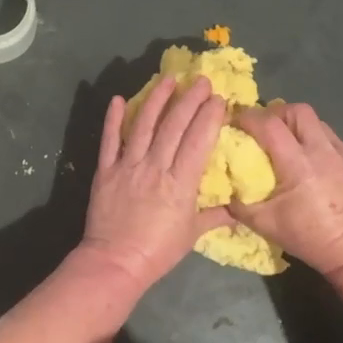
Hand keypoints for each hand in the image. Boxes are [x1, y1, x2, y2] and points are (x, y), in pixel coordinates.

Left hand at [78, 77, 231, 285]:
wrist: (115, 262)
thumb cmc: (158, 251)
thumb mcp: (191, 235)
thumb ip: (214, 216)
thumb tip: (238, 210)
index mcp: (181, 182)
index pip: (199, 140)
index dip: (209, 116)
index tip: (218, 99)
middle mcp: (155, 167)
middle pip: (174, 126)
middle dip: (190, 100)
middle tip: (202, 80)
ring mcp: (128, 166)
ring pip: (144, 125)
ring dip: (157, 99)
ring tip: (169, 79)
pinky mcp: (105, 171)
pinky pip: (109, 140)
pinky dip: (114, 119)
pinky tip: (119, 99)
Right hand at [228, 103, 342, 278]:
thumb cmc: (308, 238)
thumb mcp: (264, 225)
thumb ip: (238, 204)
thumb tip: (223, 188)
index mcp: (297, 165)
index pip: (269, 124)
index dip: (248, 117)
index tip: (233, 122)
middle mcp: (321, 151)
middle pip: (297, 110)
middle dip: (275, 113)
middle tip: (261, 127)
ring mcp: (341, 154)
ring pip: (316, 121)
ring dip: (295, 124)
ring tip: (283, 140)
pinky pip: (329, 136)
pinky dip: (312, 137)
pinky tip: (306, 157)